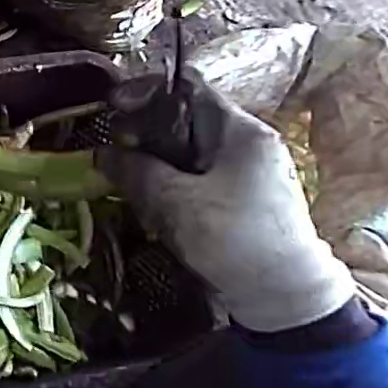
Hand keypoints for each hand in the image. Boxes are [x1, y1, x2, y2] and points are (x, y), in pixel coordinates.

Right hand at [97, 70, 355, 333]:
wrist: (286, 300)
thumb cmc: (233, 240)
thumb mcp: (175, 202)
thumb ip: (135, 171)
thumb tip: (101, 153)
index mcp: (240, 131)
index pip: (188, 87)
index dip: (146, 90)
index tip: (112, 107)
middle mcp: (244, 143)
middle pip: (182, 118)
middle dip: (143, 131)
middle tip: (113, 149)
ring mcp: (242, 171)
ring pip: (184, 149)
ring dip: (151, 160)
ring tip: (125, 179)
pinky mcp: (236, 197)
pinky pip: (192, 175)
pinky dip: (166, 181)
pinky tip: (149, 202)